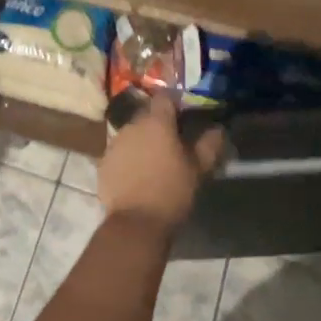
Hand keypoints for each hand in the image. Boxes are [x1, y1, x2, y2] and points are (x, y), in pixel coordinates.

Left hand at [98, 95, 225, 229]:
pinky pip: (120, 152)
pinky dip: (129, 158)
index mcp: (156, 123)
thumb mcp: (198, 169)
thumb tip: (217, 129)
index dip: (175, 103)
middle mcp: (131, 126)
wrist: (136, 223)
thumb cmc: (172, 192)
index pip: (165, 97)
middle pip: (147, 115)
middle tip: (173, 142)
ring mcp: (114, 144)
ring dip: (143, 141)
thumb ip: (209, 145)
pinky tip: (138, 175)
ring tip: (155, 161)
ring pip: (132, 134)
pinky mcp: (103, 162)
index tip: (185, 115)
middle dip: (159, 124)